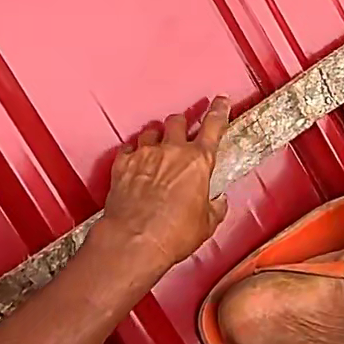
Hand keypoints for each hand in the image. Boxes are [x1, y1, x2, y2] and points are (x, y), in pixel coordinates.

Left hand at [98, 97, 230, 270]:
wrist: (134, 242)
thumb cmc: (171, 234)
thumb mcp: (207, 223)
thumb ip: (215, 207)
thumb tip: (218, 205)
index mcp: (199, 161)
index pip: (214, 125)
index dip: (219, 110)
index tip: (221, 102)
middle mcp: (171, 152)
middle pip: (177, 122)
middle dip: (181, 124)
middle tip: (183, 130)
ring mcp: (145, 156)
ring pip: (151, 132)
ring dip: (156, 137)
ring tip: (158, 147)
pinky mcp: (123, 166)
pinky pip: (127, 149)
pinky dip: (132, 153)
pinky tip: (135, 161)